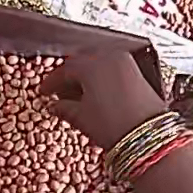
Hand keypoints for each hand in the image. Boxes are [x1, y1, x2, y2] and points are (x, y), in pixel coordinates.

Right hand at [39, 50, 167, 148]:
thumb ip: (64, 108)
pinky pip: (112, 69)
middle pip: (82, 62)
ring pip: (98, 64)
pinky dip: (100, 79)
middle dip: (69, 77)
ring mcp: (125, 63)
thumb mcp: (82, 118)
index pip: (65, 69)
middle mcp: (109, 57)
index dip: (51, 81)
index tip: (43, 91)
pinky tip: (96, 95)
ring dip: (86, 77)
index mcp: (91, 64)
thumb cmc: (114, 125)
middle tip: (58, 92)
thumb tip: (55, 105)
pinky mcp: (137, 73)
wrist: (149, 135)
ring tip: (77, 96)